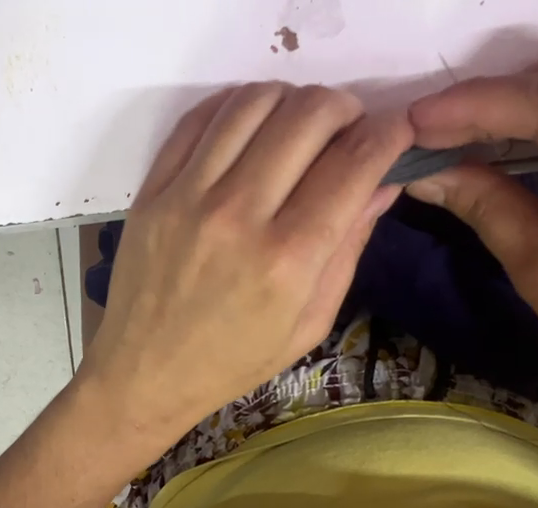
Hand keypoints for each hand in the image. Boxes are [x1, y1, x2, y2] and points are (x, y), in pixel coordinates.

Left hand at [82, 83, 413, 437]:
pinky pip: (201, 117)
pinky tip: (249, 131)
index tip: (392, 133)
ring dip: (290, 102)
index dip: (388, 133)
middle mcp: (240, 216)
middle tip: (343, 135)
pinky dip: (236, 108)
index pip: (356, 159)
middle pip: (311, 113)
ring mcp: (189, 198)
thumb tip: (383, 182)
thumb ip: (348, 249)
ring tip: (295, 132)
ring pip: (256, 100)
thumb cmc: (232, 362)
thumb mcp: (307, 324)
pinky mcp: (153, 192)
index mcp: (289, 259)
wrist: (146, 376)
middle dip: (344, 111)